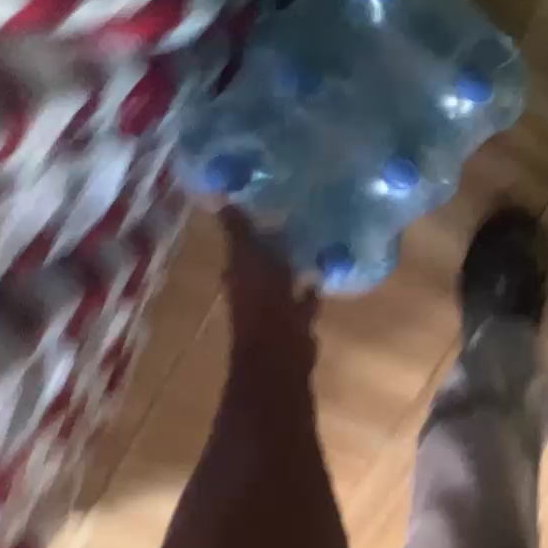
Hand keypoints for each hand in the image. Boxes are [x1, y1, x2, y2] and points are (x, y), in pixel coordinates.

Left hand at [218, 207, 316, 371]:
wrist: (280, 350)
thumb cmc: (261, 303)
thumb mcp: (247, 259)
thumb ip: (239, 231)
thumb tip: (222, 196)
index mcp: (237, 271)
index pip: (242, 241)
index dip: (252, 223)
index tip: (269, 201)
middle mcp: (253, 286)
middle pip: (264, 259)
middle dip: (276, 242)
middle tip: (297, 217)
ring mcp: (276, 304)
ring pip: (285, 278)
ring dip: (296, 264)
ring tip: (314, 243)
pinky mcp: (297, 318)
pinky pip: (305, 297)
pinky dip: (312, 288)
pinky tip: (325, 275)